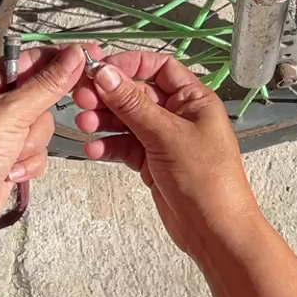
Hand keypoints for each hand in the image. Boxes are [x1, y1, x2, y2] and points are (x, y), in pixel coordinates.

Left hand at [0, 45, 86, 240]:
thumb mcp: (12, 111)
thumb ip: (48, 83)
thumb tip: (75, 55)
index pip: (29, 60)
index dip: (57, 60)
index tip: (86, 57)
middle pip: (41, 98)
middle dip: (35, 120)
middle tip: (23, 127)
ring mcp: (1, 133)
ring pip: (42, 128)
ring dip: (31, 145)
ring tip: (9, 155)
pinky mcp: (9, 157)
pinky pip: (37, 152)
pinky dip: (28, 164)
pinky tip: (9, 172)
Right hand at [72, 50, 268, 266]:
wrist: (215, 232)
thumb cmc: (206, 178)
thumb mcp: (167, 135)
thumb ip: (132, 104)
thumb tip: (105, 73)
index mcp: (193, 99)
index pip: (158, 67)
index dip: (129, 65)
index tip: (99, 69)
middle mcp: (179, 115)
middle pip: (136, 93)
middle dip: (109, 95)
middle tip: (82, 97)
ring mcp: (164, 139)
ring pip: (127, 121)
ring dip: (104, 120)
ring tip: (85, 124)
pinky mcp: (152, 162)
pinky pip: (125, 147)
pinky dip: (109, 147)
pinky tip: (95, 150)